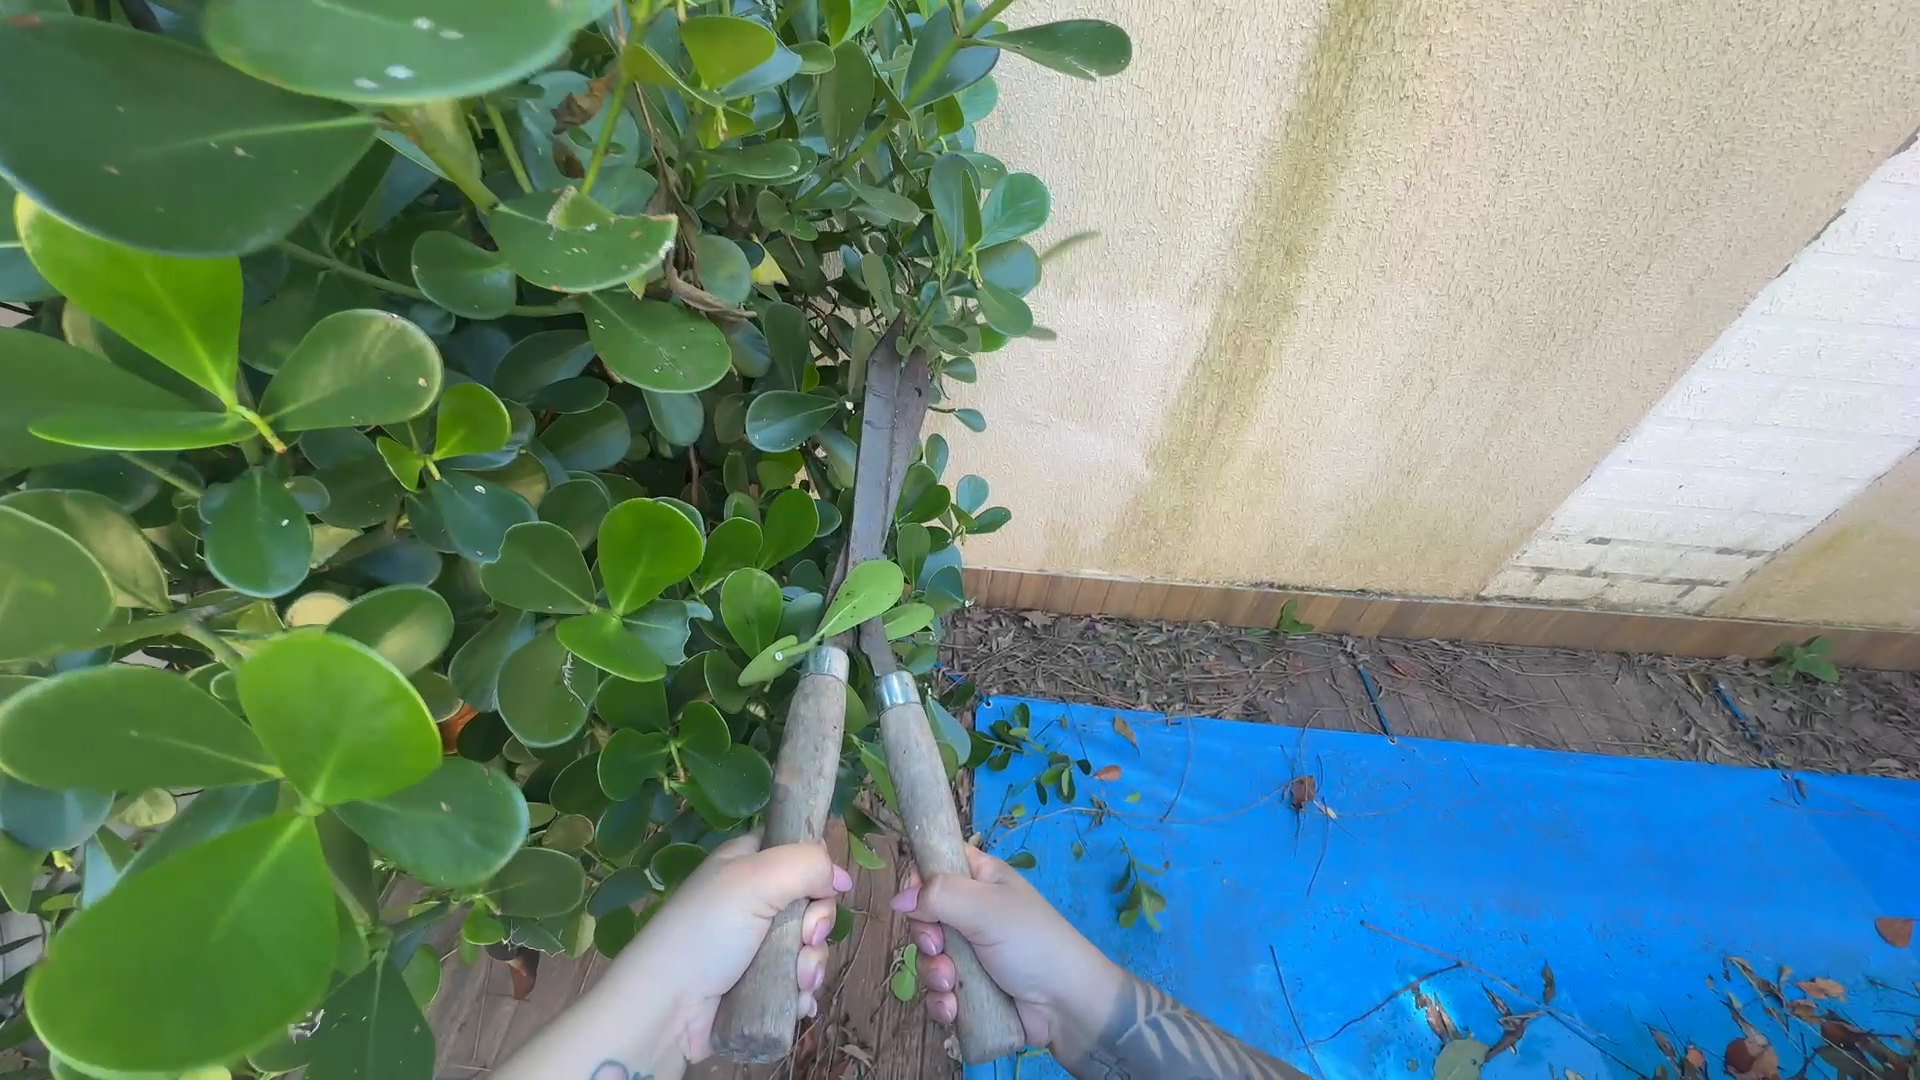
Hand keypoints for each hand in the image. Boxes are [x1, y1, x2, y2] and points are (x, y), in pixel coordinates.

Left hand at [608, 834, 851, 1063]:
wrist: (666, 1010)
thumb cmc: (707, 932)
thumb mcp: (757, 879)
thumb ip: (808, 865)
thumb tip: (843, 879)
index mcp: (749, 861)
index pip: (799, 849)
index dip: (818, 867)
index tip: (823, 887)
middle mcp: (755, 898)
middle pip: (813, 899)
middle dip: (818, 924)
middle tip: (806, 939)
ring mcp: (757, 943)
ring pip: (810, 943)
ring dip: (812, 964)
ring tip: (798, 981)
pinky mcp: (759, 982)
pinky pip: (799, 979)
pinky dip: (803, 990)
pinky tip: (798, 1000)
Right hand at [890, 846, 1124, 1051]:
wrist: (1065, 1004)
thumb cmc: (1029, 940)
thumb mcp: (985, 907)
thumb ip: (938, 896)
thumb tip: (896, 899)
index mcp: (980, 878)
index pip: (936, 864)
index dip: (918, 880)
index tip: (913, 901)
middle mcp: (972, 910)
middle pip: (925, 914)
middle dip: (926, 937)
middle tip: (941, 946)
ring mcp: (970, 951)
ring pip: (928, 956)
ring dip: (933, 973)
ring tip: (953, 985)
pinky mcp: (970, 988)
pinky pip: (938, 991)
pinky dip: (940, 1001)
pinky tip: (953, 1010)